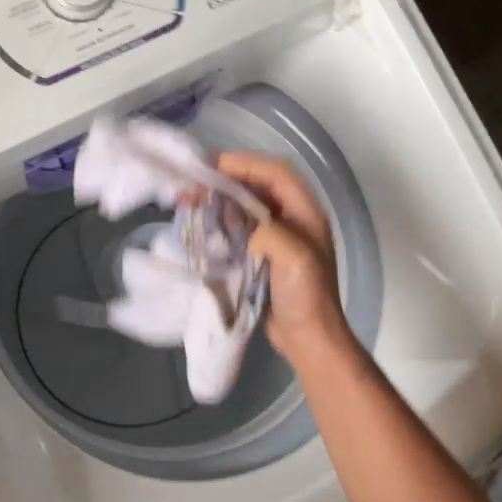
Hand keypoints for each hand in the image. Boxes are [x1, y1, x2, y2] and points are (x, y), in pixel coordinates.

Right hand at [216, 153, 350, 361]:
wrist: (308, 337)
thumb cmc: (306, 297)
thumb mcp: (295, 260)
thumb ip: (271, 234)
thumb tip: (248, 233)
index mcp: (306, 213)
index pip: (276, 173)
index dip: (247, 164)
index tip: (214, 166)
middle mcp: (294, 218)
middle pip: (260, 184)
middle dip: (228, 178)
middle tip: (197, 181)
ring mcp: (278, 235)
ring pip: (247, 203)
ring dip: (221, 197)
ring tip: (193, 197)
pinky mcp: (264, 252)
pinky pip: (240, 224)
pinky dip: (221, 218)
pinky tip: (202, 220)